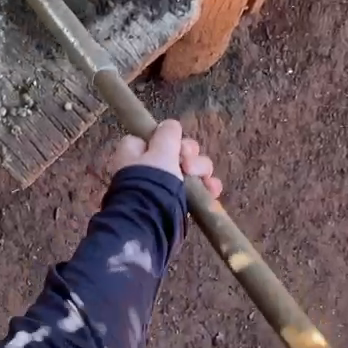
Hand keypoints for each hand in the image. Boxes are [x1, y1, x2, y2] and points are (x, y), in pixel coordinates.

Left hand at [107, 119, 223, 198]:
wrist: (152, 222)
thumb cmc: (153, 182)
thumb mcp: (161, 150)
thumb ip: (168, 134)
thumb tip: (169, 125)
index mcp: (133, 154)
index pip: (151, 137)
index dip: (169, 139)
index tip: (179, 145)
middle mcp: (144, 170)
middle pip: (174, 152)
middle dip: (190, 156)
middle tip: (189, 165)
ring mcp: (159, 187)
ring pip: (187, 170)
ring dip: (201, 171)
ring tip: (205, 180)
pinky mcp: (173, 203)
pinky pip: (192, 189)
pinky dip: (204, 188)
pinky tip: (213, 191)